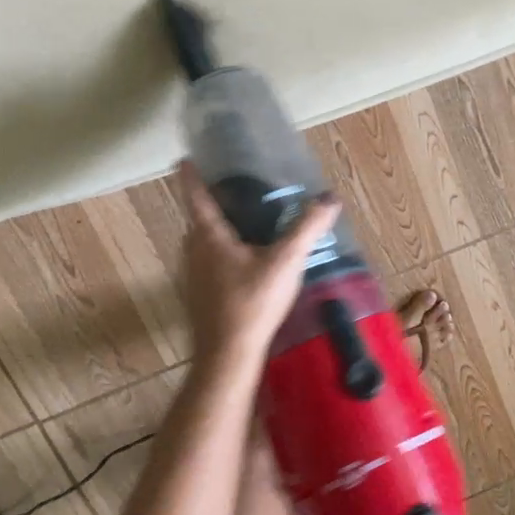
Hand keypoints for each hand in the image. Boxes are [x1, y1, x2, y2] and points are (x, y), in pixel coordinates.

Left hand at [175, 160, 340, 362]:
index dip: (191, 177)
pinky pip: (208, 261)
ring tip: (245, 222)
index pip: (197, 196)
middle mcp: (194, 250)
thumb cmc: (252, 302)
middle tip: (236, 190)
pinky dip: (222, 252)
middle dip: (214, 203)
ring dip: (219, 229)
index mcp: (209, 235)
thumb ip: (307, 228)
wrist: (228, 355)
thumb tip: (329, 198)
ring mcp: (193, 275)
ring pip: (204, 242)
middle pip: (200, 218)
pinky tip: (246, 262)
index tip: (185, 159)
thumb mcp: (286, 261)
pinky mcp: (199, 295)